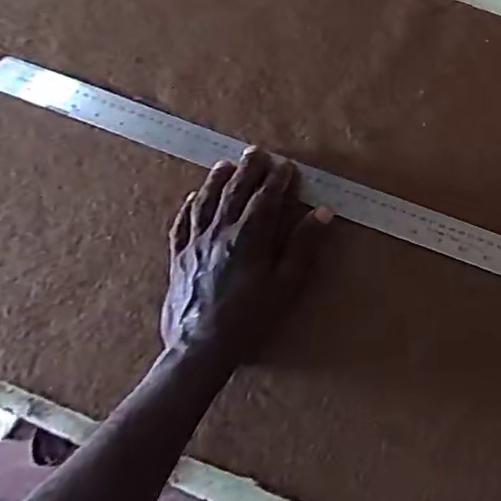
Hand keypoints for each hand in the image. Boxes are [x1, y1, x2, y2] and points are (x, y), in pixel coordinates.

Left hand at [163, 148, 330, 367]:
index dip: (277, 180)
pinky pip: (181, 226)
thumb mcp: (286, 284)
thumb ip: (303, 245)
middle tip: (256, 151)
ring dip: (216, 181)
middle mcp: (220, 235)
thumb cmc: (250, 317)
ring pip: (205, 203)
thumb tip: (321, 213)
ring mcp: (195, 246)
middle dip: (248, 170)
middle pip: (234, 193)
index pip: (266, 199)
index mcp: (249, 239)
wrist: (200, 348)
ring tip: (224, 164)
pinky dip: (187, 208)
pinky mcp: (178, 260)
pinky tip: (191, 198)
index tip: (287, 165)